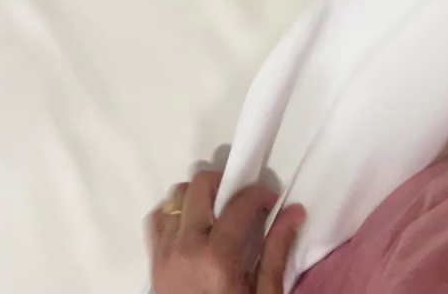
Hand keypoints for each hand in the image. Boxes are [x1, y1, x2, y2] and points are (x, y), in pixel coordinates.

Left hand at [146, 171, 304, 293]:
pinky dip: (175, 214)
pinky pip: (158, 220)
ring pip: (175, 197)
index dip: (259, 193)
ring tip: (218, 215)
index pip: (239, 203)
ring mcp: (164, 254)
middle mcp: (185, 247)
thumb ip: (276, 251)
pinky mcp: (153, 264)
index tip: (271, 200)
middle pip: (200, 185)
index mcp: (216, 258)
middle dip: (225, 183)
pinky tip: (194, 228)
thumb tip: (294, 211)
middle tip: (243, 201)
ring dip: (198, 197)